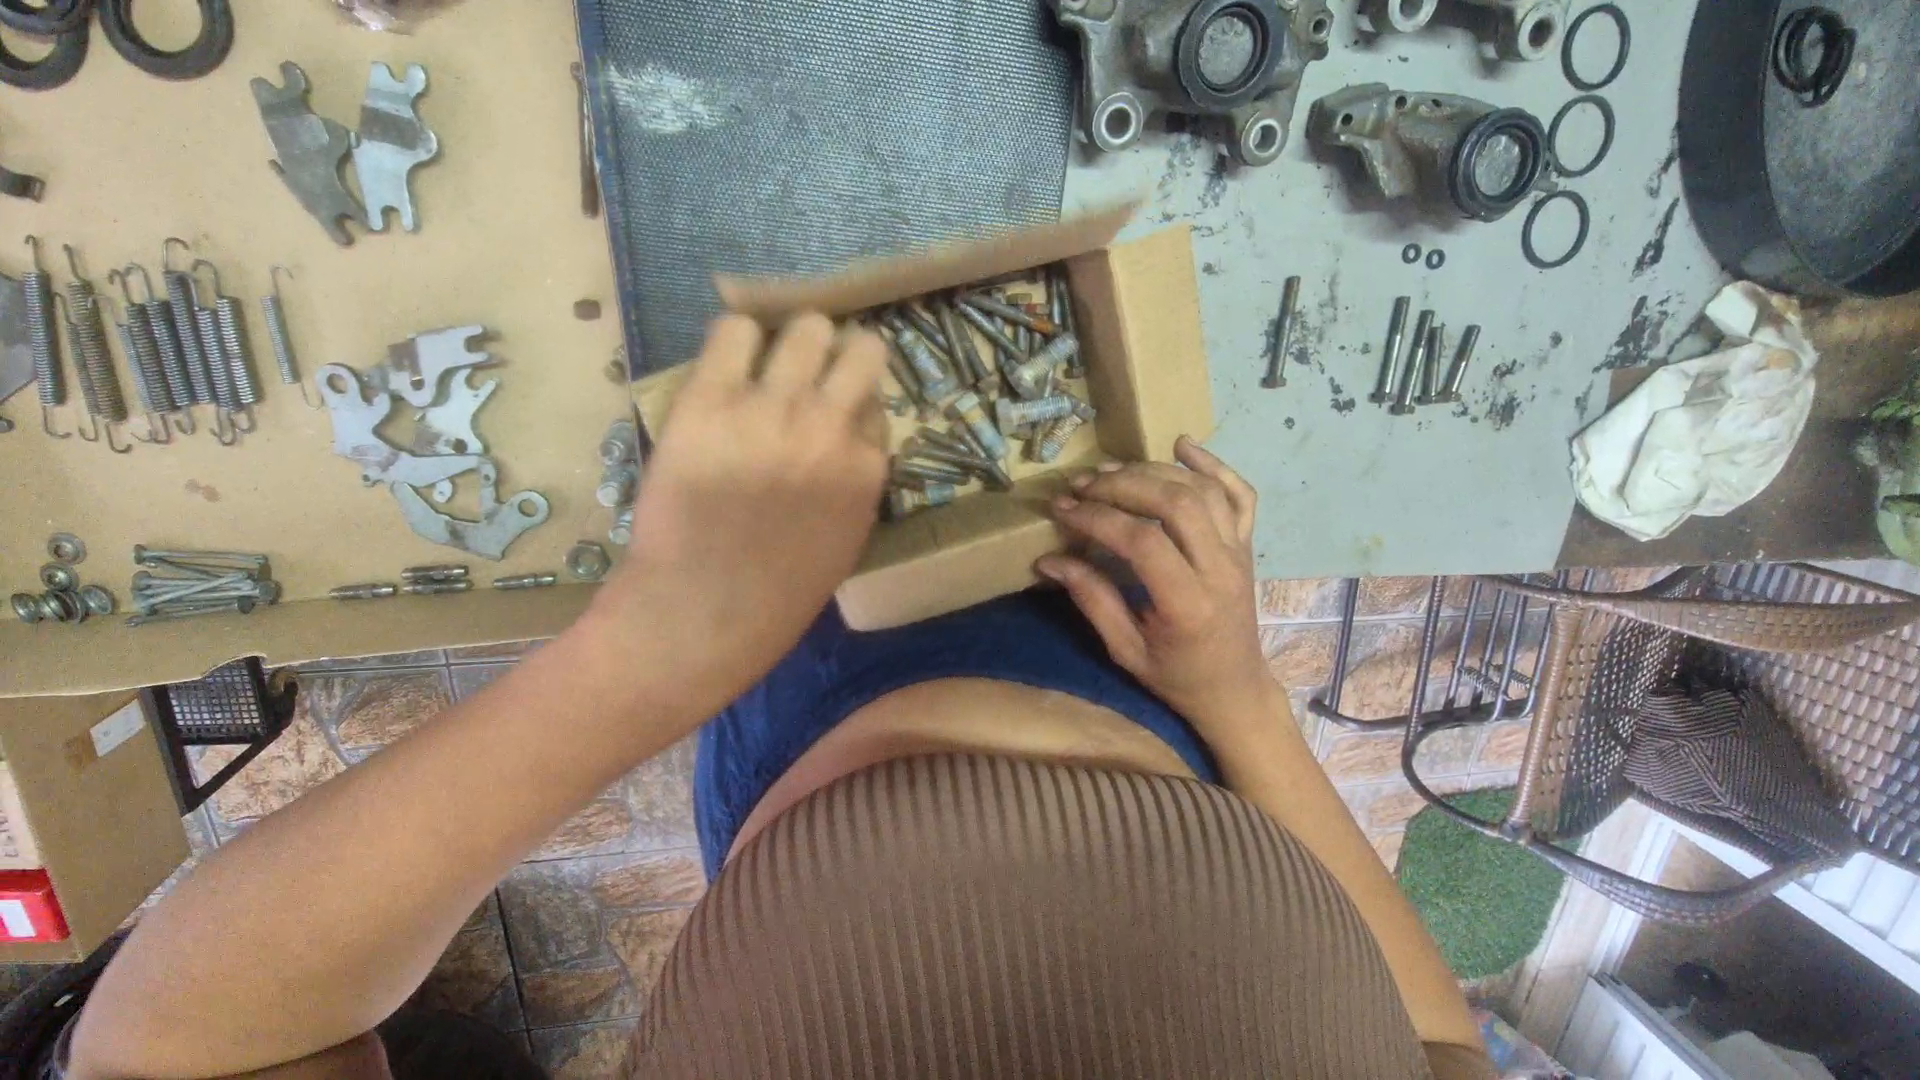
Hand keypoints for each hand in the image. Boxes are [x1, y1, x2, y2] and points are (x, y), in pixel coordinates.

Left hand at [591, 313, 889, 714]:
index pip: (877, 406)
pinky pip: (735, 331)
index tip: (835, 416)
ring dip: (795, 339)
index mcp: (867, 469)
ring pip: (806, 327)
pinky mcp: (710, 401)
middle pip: (861, 350)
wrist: (699, 613)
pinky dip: (738, 338)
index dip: (855, 407)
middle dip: (842, 355)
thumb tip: (848, 438)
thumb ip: (855, 484)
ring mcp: (770, 410)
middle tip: (814, 371)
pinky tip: (730, 359)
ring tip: (771, 359)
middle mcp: (829, 427)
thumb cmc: (775, 595)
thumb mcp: (845, 542)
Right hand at [1036, 437, 1276, 726]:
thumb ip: (1092, 600)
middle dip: (1122, 485)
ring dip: (1154, 470)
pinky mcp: (1248, 545)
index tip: (1062, 510)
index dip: (1098, 518)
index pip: (1143, 541)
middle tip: (1082, 486)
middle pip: (1176, 503)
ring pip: (1203, 490)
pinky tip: (1181, 445)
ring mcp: (1240, 553)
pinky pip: (1240, 494)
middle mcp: (1221, 569)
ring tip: (1111, 470)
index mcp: (1188, 604)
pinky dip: (1213, 464)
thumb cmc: (1176, 676)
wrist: (1234, 689)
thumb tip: (1048, 561)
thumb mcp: (1125, 650)